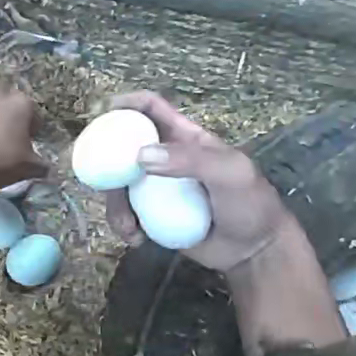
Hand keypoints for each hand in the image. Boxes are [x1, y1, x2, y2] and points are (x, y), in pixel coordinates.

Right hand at [102, 91, 346, 355]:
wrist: (254, 251)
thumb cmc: (250, 203)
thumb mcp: (229, 173)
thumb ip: (189, 160)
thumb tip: (140, 155)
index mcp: (185, 138)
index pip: (151, 109)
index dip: (127, 104)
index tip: (104, 112)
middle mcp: (165, 159)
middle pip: (123, 148)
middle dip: (107, 162)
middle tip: (101, 180)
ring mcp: (156, 189)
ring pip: (119, 185)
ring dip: (114, 205)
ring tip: (128, 227)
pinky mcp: (151, 216)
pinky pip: (125, 214)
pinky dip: (122, 225)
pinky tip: (136, 239)